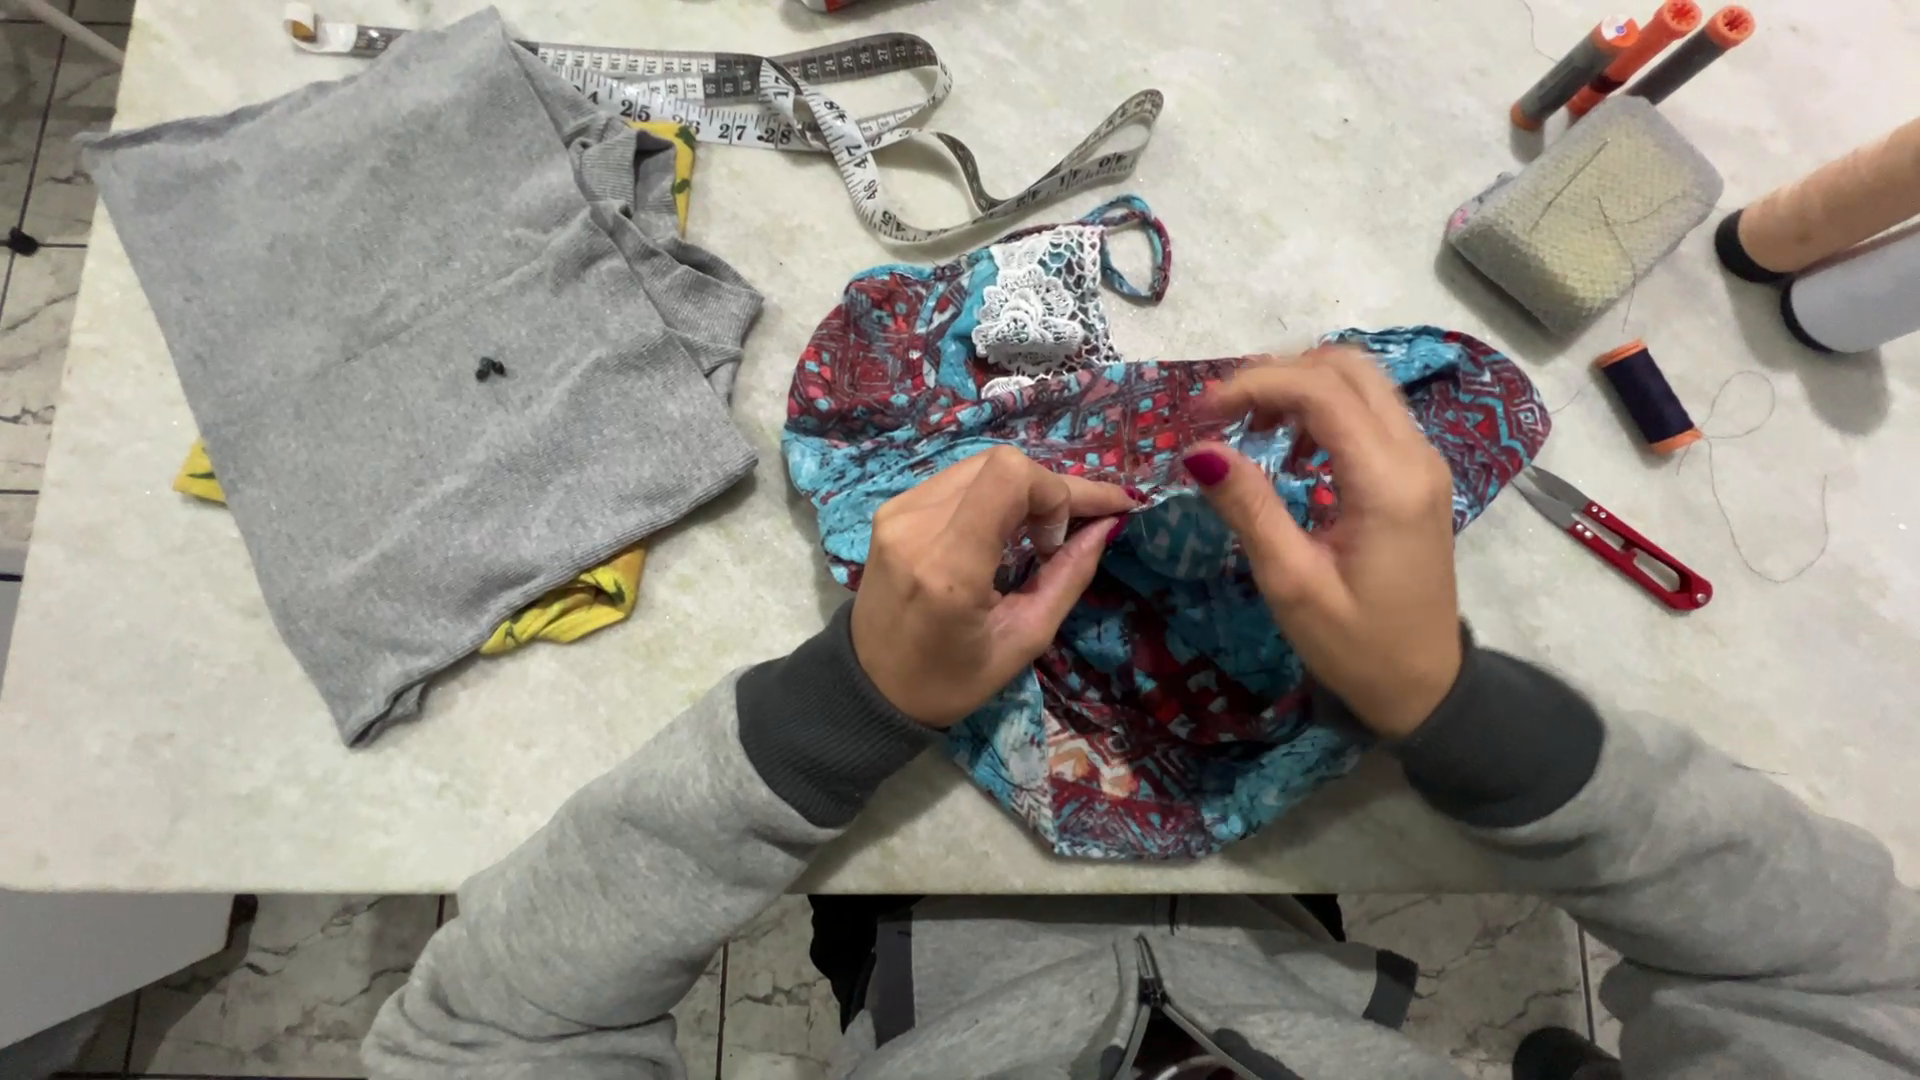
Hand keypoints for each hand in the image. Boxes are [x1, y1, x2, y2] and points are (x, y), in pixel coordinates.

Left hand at [852, 447, 1136, 727]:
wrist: (870, 685)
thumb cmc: (951, 679)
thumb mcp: (1024, 640)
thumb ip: (1069, 576)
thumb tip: (1107, 524)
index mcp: (949, 566)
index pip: (1011, 476)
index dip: (1060, 491)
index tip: (1078, 529)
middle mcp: (917, 525)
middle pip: (1001, 463)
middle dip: (1049, 490)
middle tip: (1068, 531)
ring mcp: (898, 512)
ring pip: (980, 464)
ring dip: (1022, 490)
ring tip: (1039, 531)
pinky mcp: (892, 510)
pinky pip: (957, 479)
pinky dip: (991, 496)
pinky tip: (1002, 529)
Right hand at [1183, 346, 1461, 737]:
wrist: (1424, 686)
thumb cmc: (1354, 644)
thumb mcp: (1291, 582)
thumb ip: (1249, 508)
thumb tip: (1197, 450)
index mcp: (1387, 482)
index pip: (1321, 391)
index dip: (1254, 386)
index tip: (1200, 413)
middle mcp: (1415, 456)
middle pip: (1348, 367)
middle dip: (1277, 375)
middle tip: (1223, 414)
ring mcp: (1421, 461)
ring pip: (1360, 383)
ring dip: (1298, 389)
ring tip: (1248, 429)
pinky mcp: (1414, 474)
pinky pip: (1367, 413)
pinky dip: (1319, 411)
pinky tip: (1286, 450)